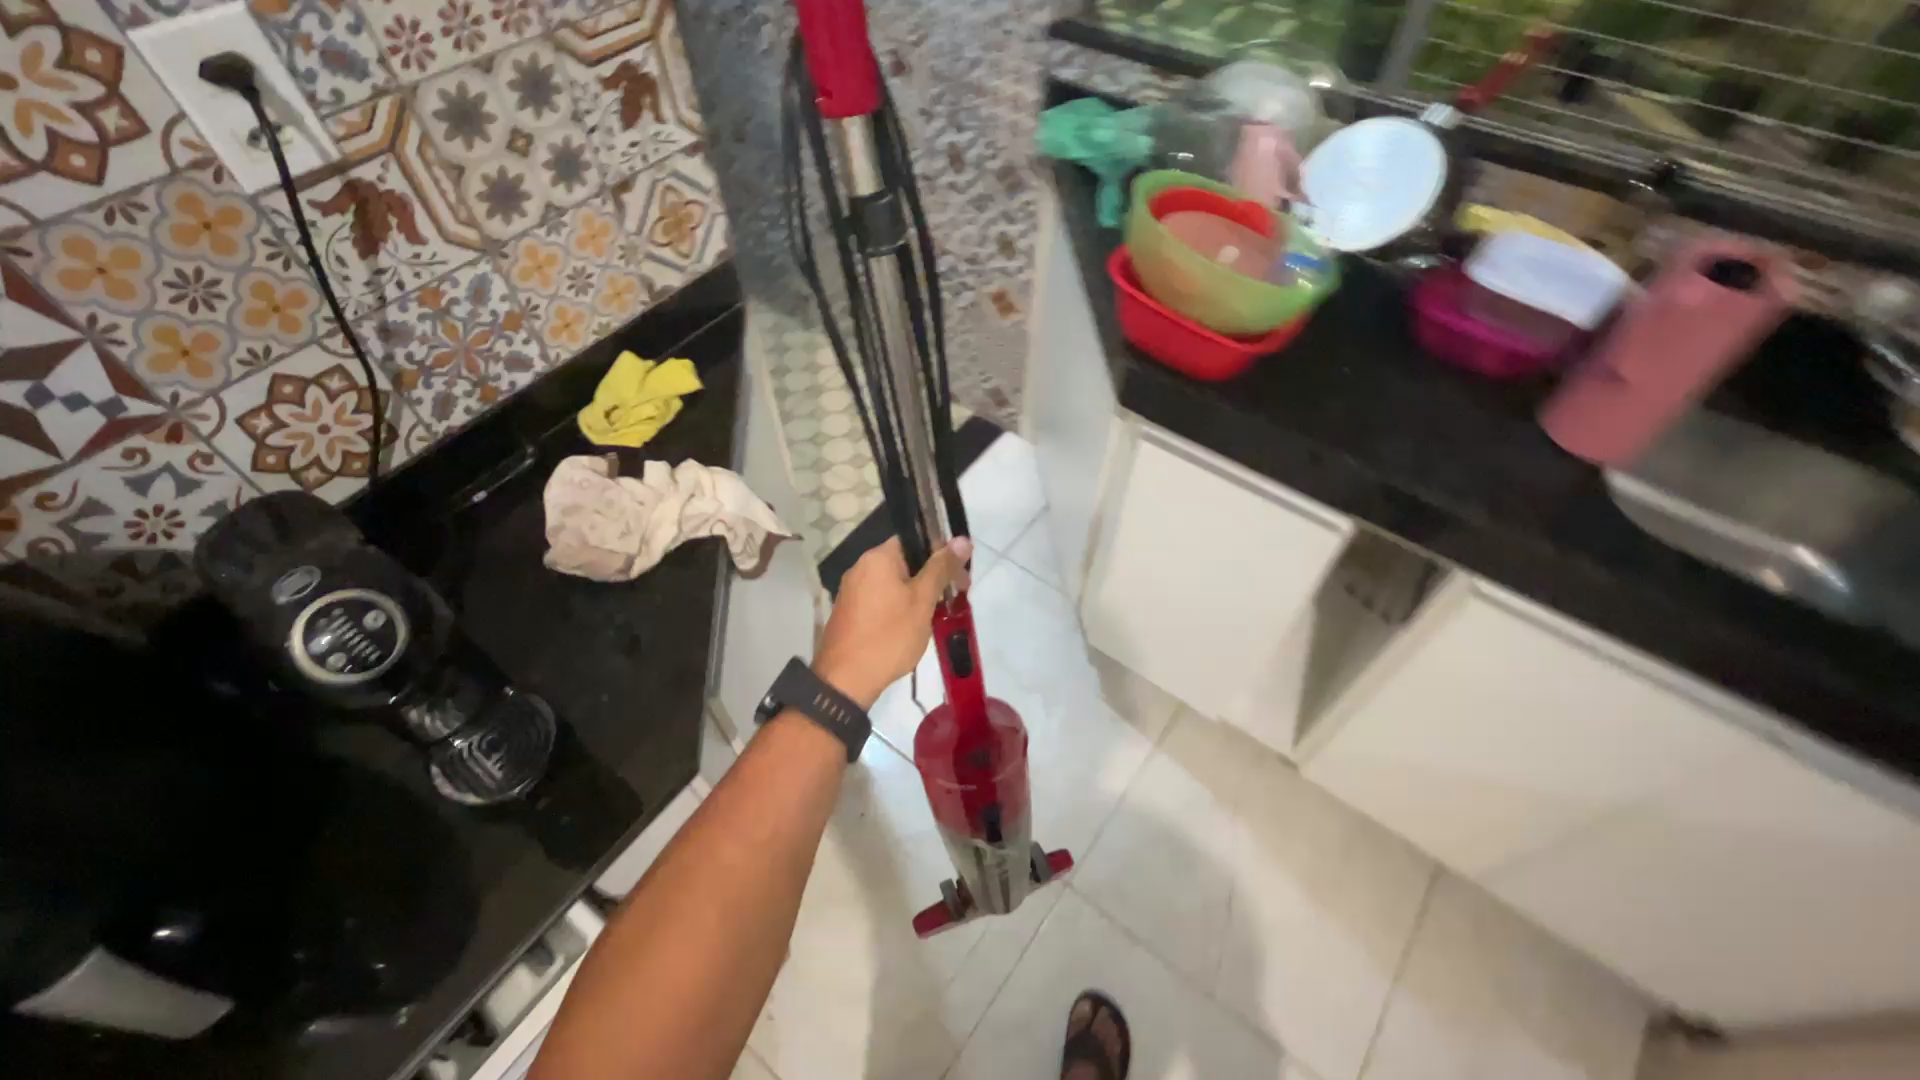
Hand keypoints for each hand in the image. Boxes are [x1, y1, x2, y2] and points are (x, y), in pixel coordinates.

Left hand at [813, 536, 971, 708]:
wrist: (846, 680)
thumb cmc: (889, 636)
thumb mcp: (922, 602)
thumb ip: (941, 568)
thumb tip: (962, 540)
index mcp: (878, 558)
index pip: (914, 540)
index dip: (941, 553)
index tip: (960, 575)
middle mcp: (861, 567)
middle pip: (904, 561)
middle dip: (931, 576)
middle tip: (954, 598)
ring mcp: (852, 591)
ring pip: (893, 582)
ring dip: (916, 594)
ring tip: (936, 616)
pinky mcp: (849, 612)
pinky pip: (880, 599)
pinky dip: (898, 606)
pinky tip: (911, 626)